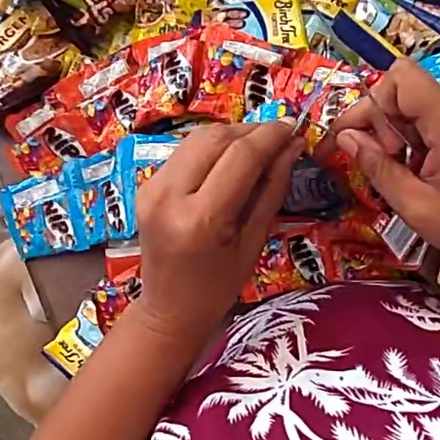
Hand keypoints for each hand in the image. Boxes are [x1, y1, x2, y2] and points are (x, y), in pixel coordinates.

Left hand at [130, 121, 304, 341]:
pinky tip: (228, 164)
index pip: (241, 156)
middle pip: (215, 138)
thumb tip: (292, 146)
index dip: (272, 136)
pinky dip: (209, 150)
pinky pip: (183, 153)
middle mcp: (168, 196)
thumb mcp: (253, 242)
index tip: (295, 130)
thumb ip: (271, 189)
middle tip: (278, 140)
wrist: (168, 309)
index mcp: (199, 219)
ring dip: (230, 137)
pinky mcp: (144, 187)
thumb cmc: (217, 288)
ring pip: (196, 139)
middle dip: (250, 131)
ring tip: (257, 150)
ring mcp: (150, 189)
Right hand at [329, 59, 439, 273]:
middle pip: (402, 89)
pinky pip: (429, 114)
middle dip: (380, 122)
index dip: (371, 104)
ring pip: (412, 102)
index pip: (400, 78)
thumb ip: (376, 167)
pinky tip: (419, 165)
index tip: (361, 139)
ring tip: (405, 168)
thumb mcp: (414, 206)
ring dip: (396, 132)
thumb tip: (345, 138)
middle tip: (382, 161)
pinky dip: (413, 135)